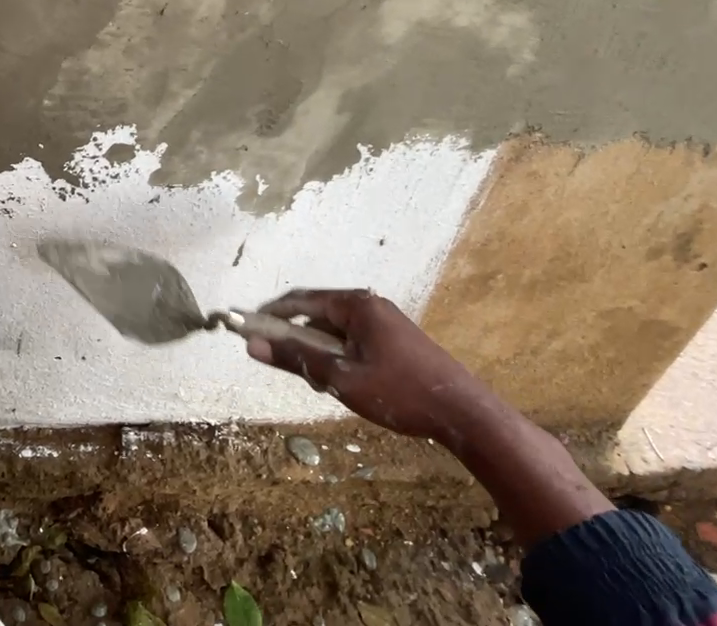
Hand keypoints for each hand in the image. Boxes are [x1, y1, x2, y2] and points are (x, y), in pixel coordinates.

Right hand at [244, 288, 493, 443]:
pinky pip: (353, 338)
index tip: (248, 327)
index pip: (300, 299)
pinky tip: (341, 380)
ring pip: (335, 329)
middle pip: (317, 312)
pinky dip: (338, 354)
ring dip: (318, 348)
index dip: (270, 313)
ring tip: (315, 378)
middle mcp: (370, 305)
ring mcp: (386, 322)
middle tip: (283, 360)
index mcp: (356, 305)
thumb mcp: (341, 378)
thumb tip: (251, 345)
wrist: (468, 416)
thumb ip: (295, 358)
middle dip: (296, 335)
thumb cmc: (401, 393)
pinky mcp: (397, 340)